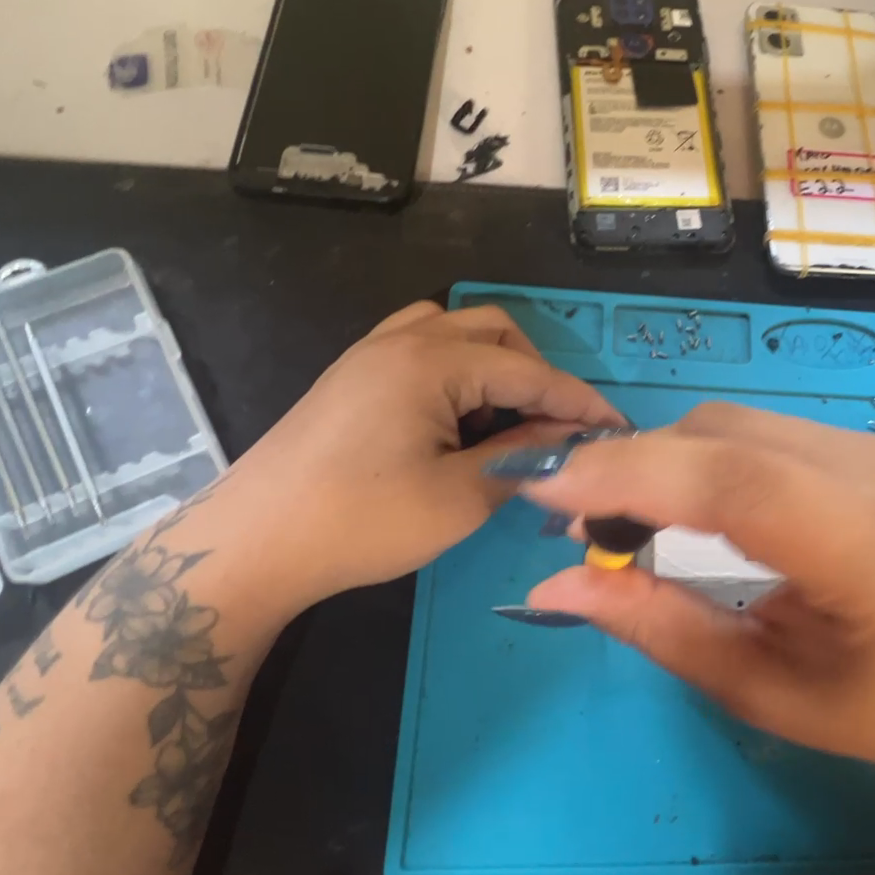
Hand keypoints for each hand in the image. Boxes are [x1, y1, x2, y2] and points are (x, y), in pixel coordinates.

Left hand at [216, 301, 622, 606]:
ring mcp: (371, 354)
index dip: (580, 402)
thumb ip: (523, 457)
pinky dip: (457, 372)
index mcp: (432, 362)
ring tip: (506, 421)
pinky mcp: (353, 377)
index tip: (618, 428)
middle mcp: (402, 340)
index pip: (529, 372)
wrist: (257, 542)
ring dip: (496, 367)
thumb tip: (570, 438)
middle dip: (537, 375)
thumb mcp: (461, 497)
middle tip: (555, 429)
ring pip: (456, 333)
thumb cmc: (363, 521)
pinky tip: (458, 419)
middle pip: (495, 332)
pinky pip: (422, 350)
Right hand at [509, 403, 874, 786]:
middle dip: (631, 468)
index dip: (630, 477)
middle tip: (576, 526)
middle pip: (723, 438)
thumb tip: (553, 586)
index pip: (735, 484)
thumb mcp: (758, 688)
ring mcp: (873, 448)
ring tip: (624, 522)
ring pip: (731, 424)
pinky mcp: (862, 444)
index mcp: (866, 548)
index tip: (544, 494)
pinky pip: (755, 432)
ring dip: (663, 461)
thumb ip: (657, 627)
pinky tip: (682, 505)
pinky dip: (698, 460)